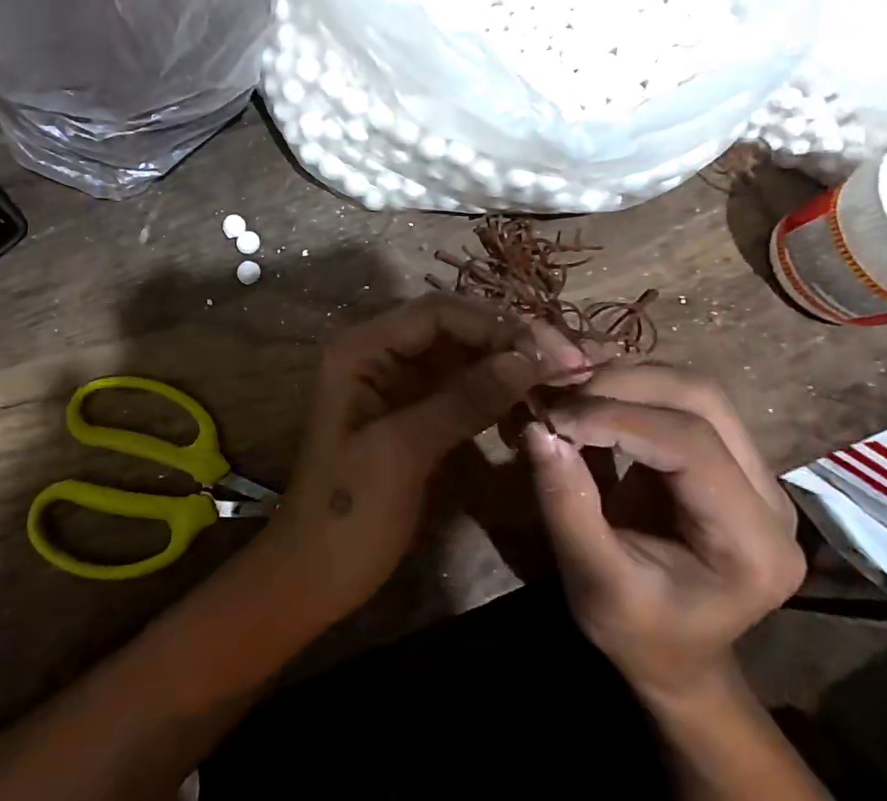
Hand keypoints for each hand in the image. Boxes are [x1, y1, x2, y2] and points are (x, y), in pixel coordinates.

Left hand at [258, 294, 592, 618]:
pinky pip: (458, 387)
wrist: (315, 572)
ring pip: (460, 356)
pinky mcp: (411, 413)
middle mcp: (376, 355)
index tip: (555, 351)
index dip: (497, 324)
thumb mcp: (403, 451)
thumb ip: (463, 399)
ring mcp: (394, 384)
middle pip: (452, 328)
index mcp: (361, 351)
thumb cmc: (348, 512)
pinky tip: (529, 402)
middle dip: (509, 339)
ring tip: (564, 377)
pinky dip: (494, 391)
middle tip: (572, 361)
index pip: (438, 313)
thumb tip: (529, 359)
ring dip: (508, 363)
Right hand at [525, 365, 802, 706]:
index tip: (551, 419)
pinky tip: (589, 404)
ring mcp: (756, 473)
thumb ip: (567, 504)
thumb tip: (536, 429)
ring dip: (625, 381)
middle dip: (622, 385)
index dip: (616, 419)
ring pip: (695, 389)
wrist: (676, 653)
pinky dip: (629, 391)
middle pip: (703, 399)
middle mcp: (770, 497)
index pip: (691, 445)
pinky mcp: (727, 458)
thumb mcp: (592, 581)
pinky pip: (681, 401)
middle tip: (558, 402)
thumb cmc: (638, 632)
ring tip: (569, 400)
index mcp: (753, 544)